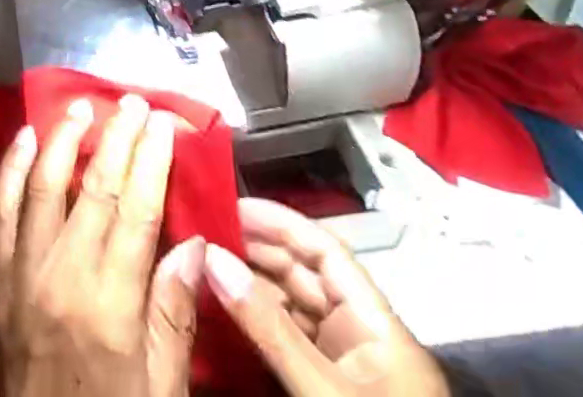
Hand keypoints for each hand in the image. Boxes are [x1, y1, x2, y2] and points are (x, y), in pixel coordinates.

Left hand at [0, 94, 205, 396]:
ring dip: (65, 140)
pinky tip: (26, 138)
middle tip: (134, 101)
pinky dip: (12, 170)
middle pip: (96, 188)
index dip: (153, 160)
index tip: (164, 122)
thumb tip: (197, 243)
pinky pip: (1, 213)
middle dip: (118, 138)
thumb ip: (175, 313)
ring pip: (44, 187)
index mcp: (111, 304)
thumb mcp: (160, 388)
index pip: (137, 210)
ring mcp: (22, 275)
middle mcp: (63, 277)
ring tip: (83, 107)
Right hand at [204, 197, 449, 396]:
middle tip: (206, 232)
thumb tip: (215, 260)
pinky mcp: (324, 389)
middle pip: (306, 274)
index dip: (281, 222)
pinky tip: (223, 311)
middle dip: (259, 250)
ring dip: (252, 285)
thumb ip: (268, 327)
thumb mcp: (321, 388)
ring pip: (292, 307)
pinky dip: (256, 324)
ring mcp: (342, 363)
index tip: (232, 205)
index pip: (325, 250)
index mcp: (376, 321)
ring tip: (206, 263)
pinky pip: (287, 342)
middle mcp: (359, 332)